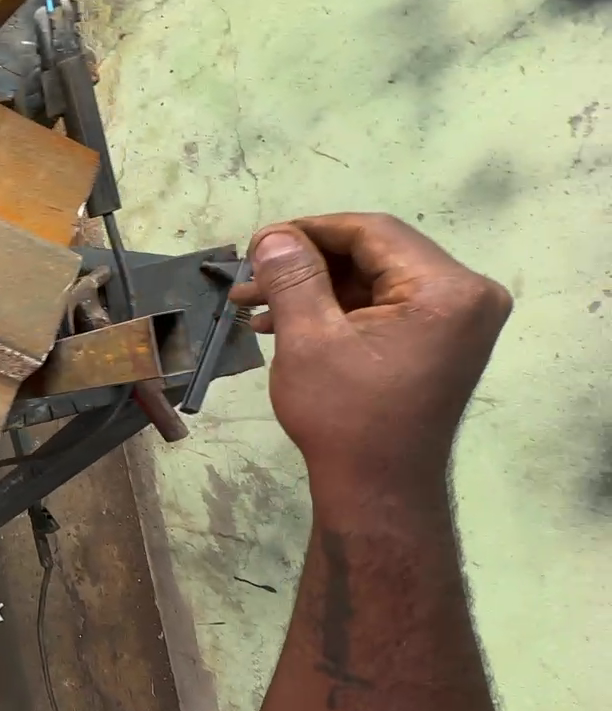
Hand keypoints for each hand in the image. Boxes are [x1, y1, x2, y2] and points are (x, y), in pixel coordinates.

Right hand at [231, 213, 510, 490]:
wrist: (376, 479)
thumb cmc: (342, 411)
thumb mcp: (308, 340)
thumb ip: (294, 281)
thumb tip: (272, 237)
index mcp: (446, 289)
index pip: (374, 233)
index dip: (309, 231)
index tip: (255, 244)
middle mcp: (463, 295)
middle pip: (374, 255)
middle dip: (303, 264)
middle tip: (246, 278)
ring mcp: (452, 319)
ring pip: (370, 281)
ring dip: (309, 288)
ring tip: (251, 304)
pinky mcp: (433, 339)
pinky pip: (377, 306)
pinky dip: (329, 309)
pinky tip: (282, 322)